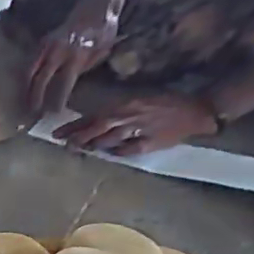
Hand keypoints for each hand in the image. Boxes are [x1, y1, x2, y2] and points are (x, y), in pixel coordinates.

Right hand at [25, 0, 119, 118]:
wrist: (97, 3)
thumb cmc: (104, 28)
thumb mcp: (103, 50)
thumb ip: (86, 66)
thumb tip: (73, 82)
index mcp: (76, 56)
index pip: (63, 84)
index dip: (57, 100)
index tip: (53, 113)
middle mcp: (58, 51)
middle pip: (41, 80)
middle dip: (35, 98)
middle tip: (33, 113)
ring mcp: (47, 46)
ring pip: (30, 71)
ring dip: (27, 88)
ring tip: (25, 101)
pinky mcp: (43, 42)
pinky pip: (30, 62)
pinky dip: (26, 75)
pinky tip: (25, 85)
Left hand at [53, 92, 218, 155]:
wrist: (196, 110)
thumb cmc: (165, 103)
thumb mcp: (137, 100)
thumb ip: (115, 111)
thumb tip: (91, 123)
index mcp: (123, 104)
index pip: (91, 117)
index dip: (72, 127)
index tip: (56, 134)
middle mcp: (127, 116)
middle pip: (95, 130)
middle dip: (77, 139)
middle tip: (65, 146)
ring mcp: (138, 130)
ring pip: (107, 141)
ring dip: (93, 146)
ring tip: (82, 150)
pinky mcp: (149, 143)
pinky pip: (126, 150)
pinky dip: (116, 152)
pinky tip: (110, 154)